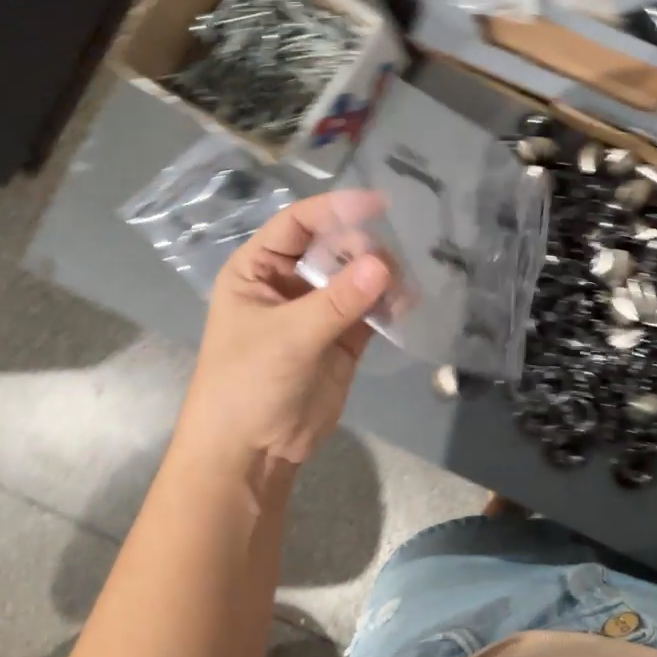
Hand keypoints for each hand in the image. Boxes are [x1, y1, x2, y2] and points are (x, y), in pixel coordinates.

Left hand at [176, 191, 392, 470]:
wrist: (252, 451)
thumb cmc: (247, 384)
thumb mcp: (287, 337)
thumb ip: (337, 301)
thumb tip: (385, 265)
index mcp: (258, 270)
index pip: (298, 224)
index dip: (335, 210)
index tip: (378, 205)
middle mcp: (289, 283)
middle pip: (335, 247)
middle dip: (366, 247)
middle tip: (398, 258)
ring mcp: (318, 311)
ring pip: (357, 278)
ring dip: (383, 276)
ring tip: (409, 283)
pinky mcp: (344, 339)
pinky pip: (371, 310)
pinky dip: (390, 304)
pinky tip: (408, 304)